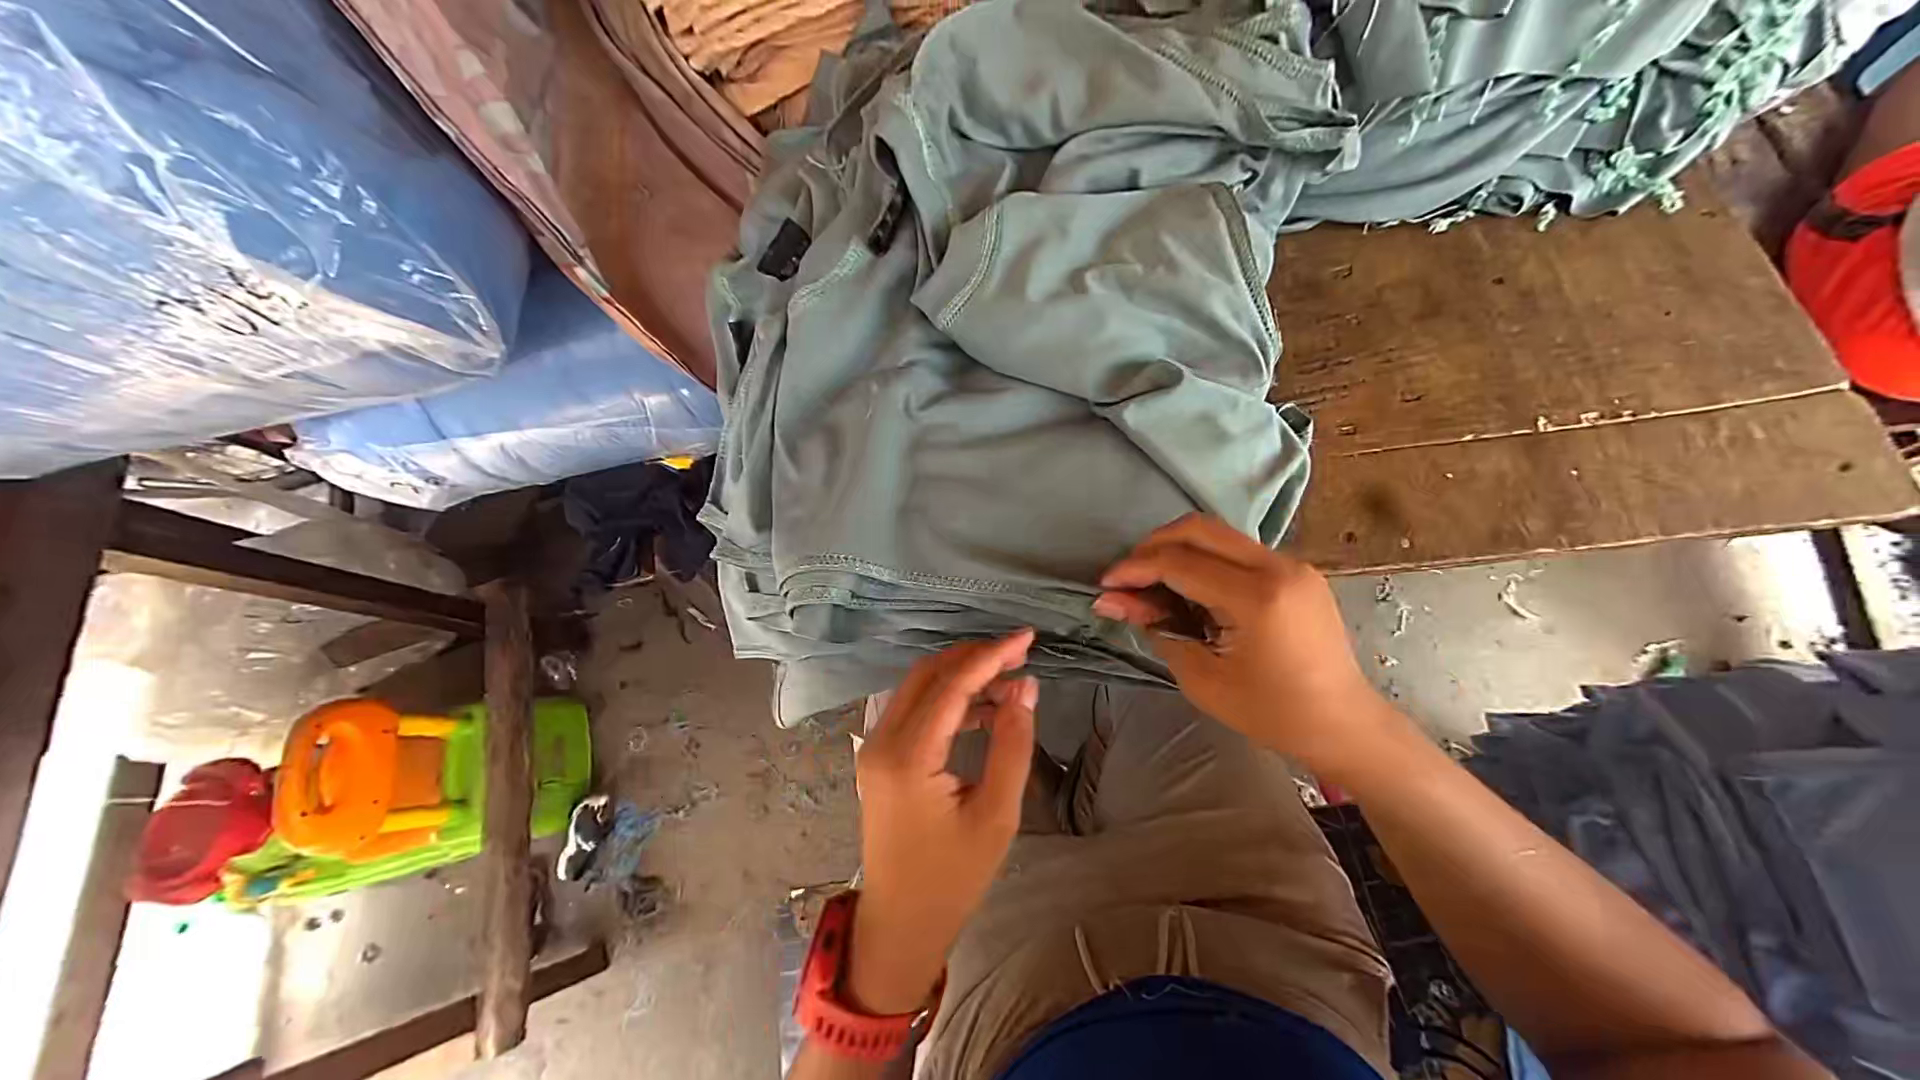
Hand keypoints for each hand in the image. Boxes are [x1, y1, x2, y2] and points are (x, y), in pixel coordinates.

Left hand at [846, 631, 1038, 1014]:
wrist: (901, 922)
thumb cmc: (953, 877)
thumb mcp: (997, 814)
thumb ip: (1012, 745)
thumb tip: (1025, 688)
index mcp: (908, 757)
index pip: (951, 685)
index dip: (991, 655)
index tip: (1027, 637)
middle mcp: (881, 741)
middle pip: (928, 675)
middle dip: (974, 657)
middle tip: (1020, 653)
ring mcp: (874, 747)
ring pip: (919, 688)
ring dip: (962, 676)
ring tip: (1010, 681)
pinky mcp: (879, 756)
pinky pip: (914, 710)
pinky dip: (948, 700)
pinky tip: (984, 709)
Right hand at [1091, 513, 1408, 780]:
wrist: (1343, 725)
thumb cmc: (1271, 713)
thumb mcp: (1201, 676)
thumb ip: (1156, 627)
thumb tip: (1110, 600)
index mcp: (1258, 597)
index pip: (1180, 562)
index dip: (1135, 568)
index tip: (1105, 584)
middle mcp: (1278, 566)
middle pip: (1199, 529)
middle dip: (1152, 546)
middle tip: (1127, 576)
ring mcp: (1292, 564)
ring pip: (1218, 535)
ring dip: (1177, 551)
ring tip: (1152, 585)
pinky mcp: (1295, 571)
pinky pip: (1237, 551)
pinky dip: (1203, 561)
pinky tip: (1188, 591)